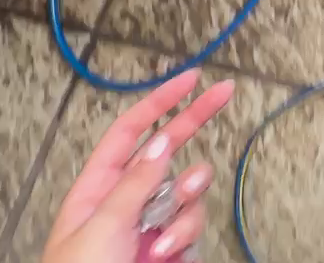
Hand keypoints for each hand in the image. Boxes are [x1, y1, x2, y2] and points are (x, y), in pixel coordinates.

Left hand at [41, 70, 235, 262]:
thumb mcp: (100, 231)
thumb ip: (135, 184)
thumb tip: (164, 138)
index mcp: (96, 190)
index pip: (129, 132)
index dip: (159, 102)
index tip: (191, 78)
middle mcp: (127, 200)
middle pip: (168, 146)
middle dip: (195, 119)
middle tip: (226, 91)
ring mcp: (151, 223)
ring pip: (188, 185)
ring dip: (186, 200)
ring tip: (167, 235)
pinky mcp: (172, 245)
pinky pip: (193, 220)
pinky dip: (184, 234)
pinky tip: (167, 256)